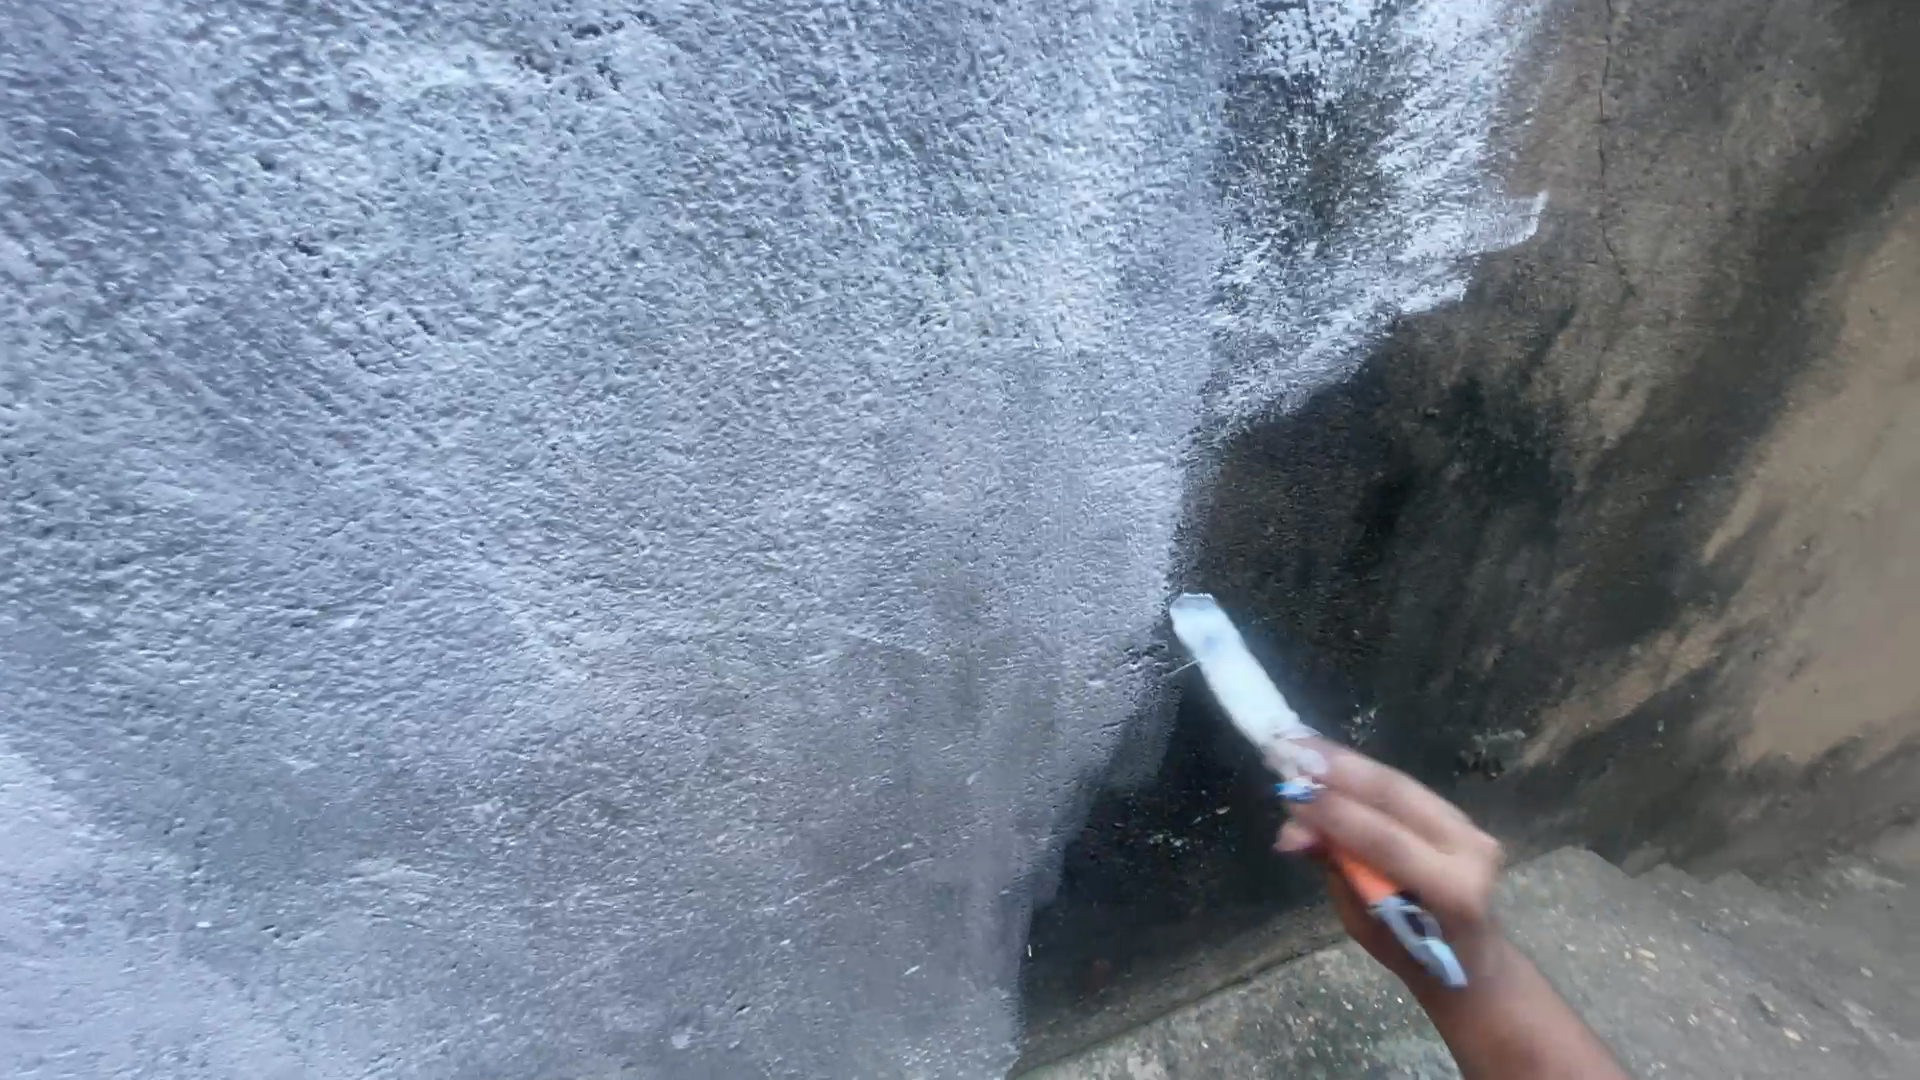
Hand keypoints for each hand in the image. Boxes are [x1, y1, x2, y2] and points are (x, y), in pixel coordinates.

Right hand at [1273, 741, 1506, 990]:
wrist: (1469, 957)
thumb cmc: (1411, 951)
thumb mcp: (1363, 920)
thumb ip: (1335, 867)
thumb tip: (1291, 834)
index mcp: (1452, 890)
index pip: (1386, 841)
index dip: (1334, 815)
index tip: (1289, 795)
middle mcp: (1468, 849)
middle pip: (1394, 797)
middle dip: (1337, 771)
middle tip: (1289, 751)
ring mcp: (1466, 825)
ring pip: (1394, 781)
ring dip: (1341, 760)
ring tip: (1297, 742)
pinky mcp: (1452, 811)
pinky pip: (1396, 784)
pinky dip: (1354, 768)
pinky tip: (1321, 754)